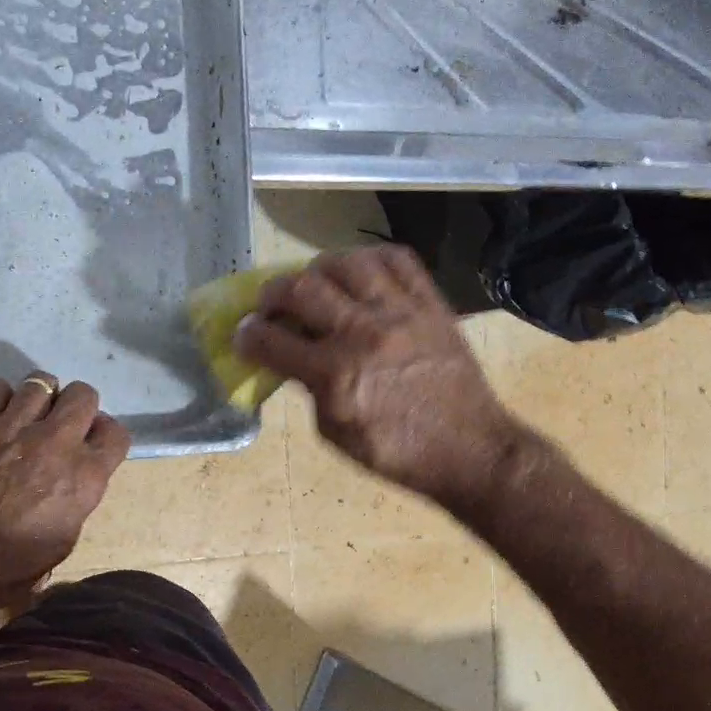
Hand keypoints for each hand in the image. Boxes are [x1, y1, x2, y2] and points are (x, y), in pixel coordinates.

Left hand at [0, 374, 130, 608]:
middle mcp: (54, 443)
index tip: (90, 442)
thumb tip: (80, 464)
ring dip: (38, 399)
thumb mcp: (67, 536)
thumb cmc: (14, 563)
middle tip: (60, 424)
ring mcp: (11, 429)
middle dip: (76, 407)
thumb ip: (80, 491)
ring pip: (40, 382)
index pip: (115, 432)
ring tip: (26, 418)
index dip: (103, 435)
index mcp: (84, 477)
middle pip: (83, 395)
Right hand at [233, 245, 528, 507]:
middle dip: (272, 294)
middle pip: (301, 288)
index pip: (271, 341)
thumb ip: (309, 388)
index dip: (246, 336)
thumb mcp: (334, 431)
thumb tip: (290, 357)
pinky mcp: (431, 304)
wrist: (468, 450)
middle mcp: (363, 334)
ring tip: (315, 285)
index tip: (242, 335)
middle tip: (270, 306)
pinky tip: (357, 275)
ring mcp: (400, 313)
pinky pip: (397, 259)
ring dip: (317, 270)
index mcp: (335, 376)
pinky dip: (368, 260)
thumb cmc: (394, 451)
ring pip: (346, 263)